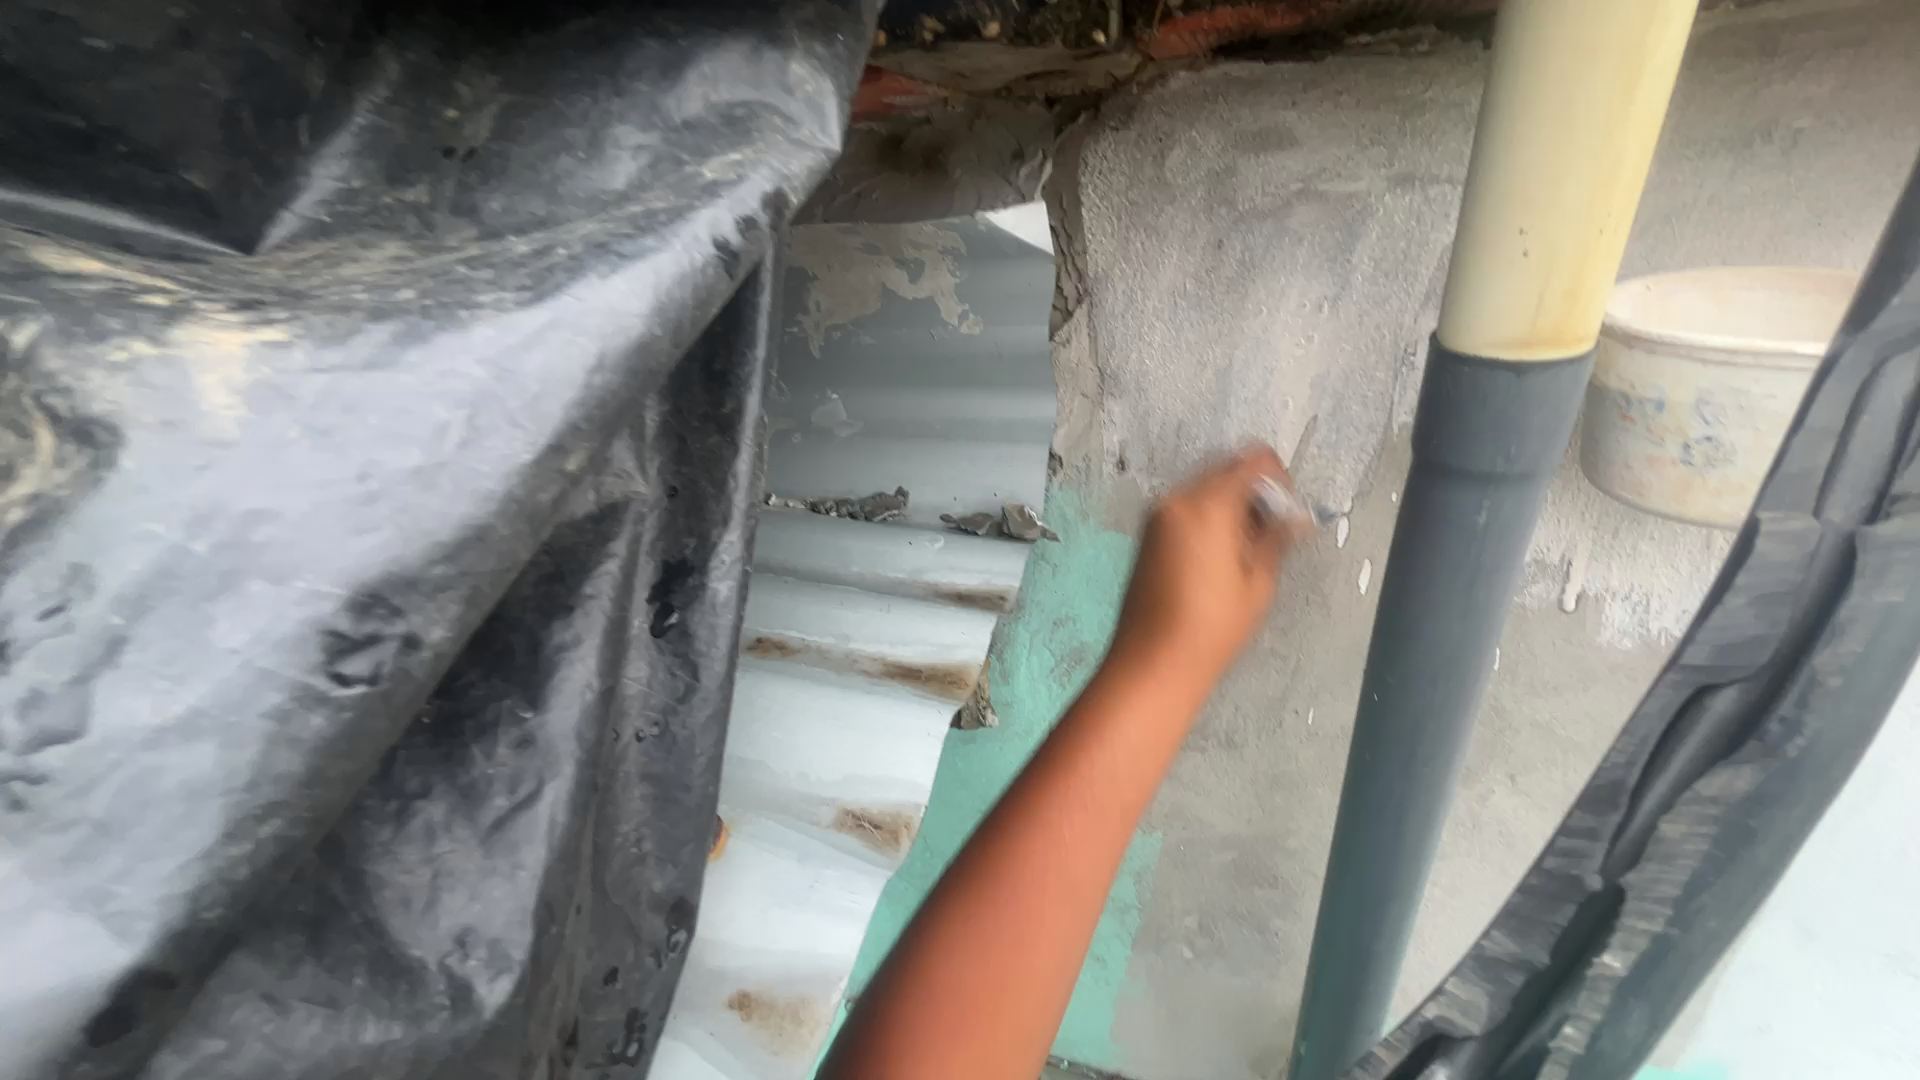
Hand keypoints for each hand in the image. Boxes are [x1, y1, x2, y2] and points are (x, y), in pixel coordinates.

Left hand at [1107, 444, 1312, 688]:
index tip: (1286, 513)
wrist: (1152, 660)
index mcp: (1207, 504)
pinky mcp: (1147, 535)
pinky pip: (1185, 510)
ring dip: (1231, 507)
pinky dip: (1208, 519)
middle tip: (1270, 535)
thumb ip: (1275, 538)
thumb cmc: (1212, 626)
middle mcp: (1176, 500)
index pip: (1252, 460)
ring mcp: (1156, 516)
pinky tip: (1219, 557)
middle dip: (1254, 495)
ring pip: (1205, 490)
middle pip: (1226, 472)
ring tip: (1245, 552)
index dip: (1279, 479)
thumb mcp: (1258, 582)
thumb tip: (1292, 517)